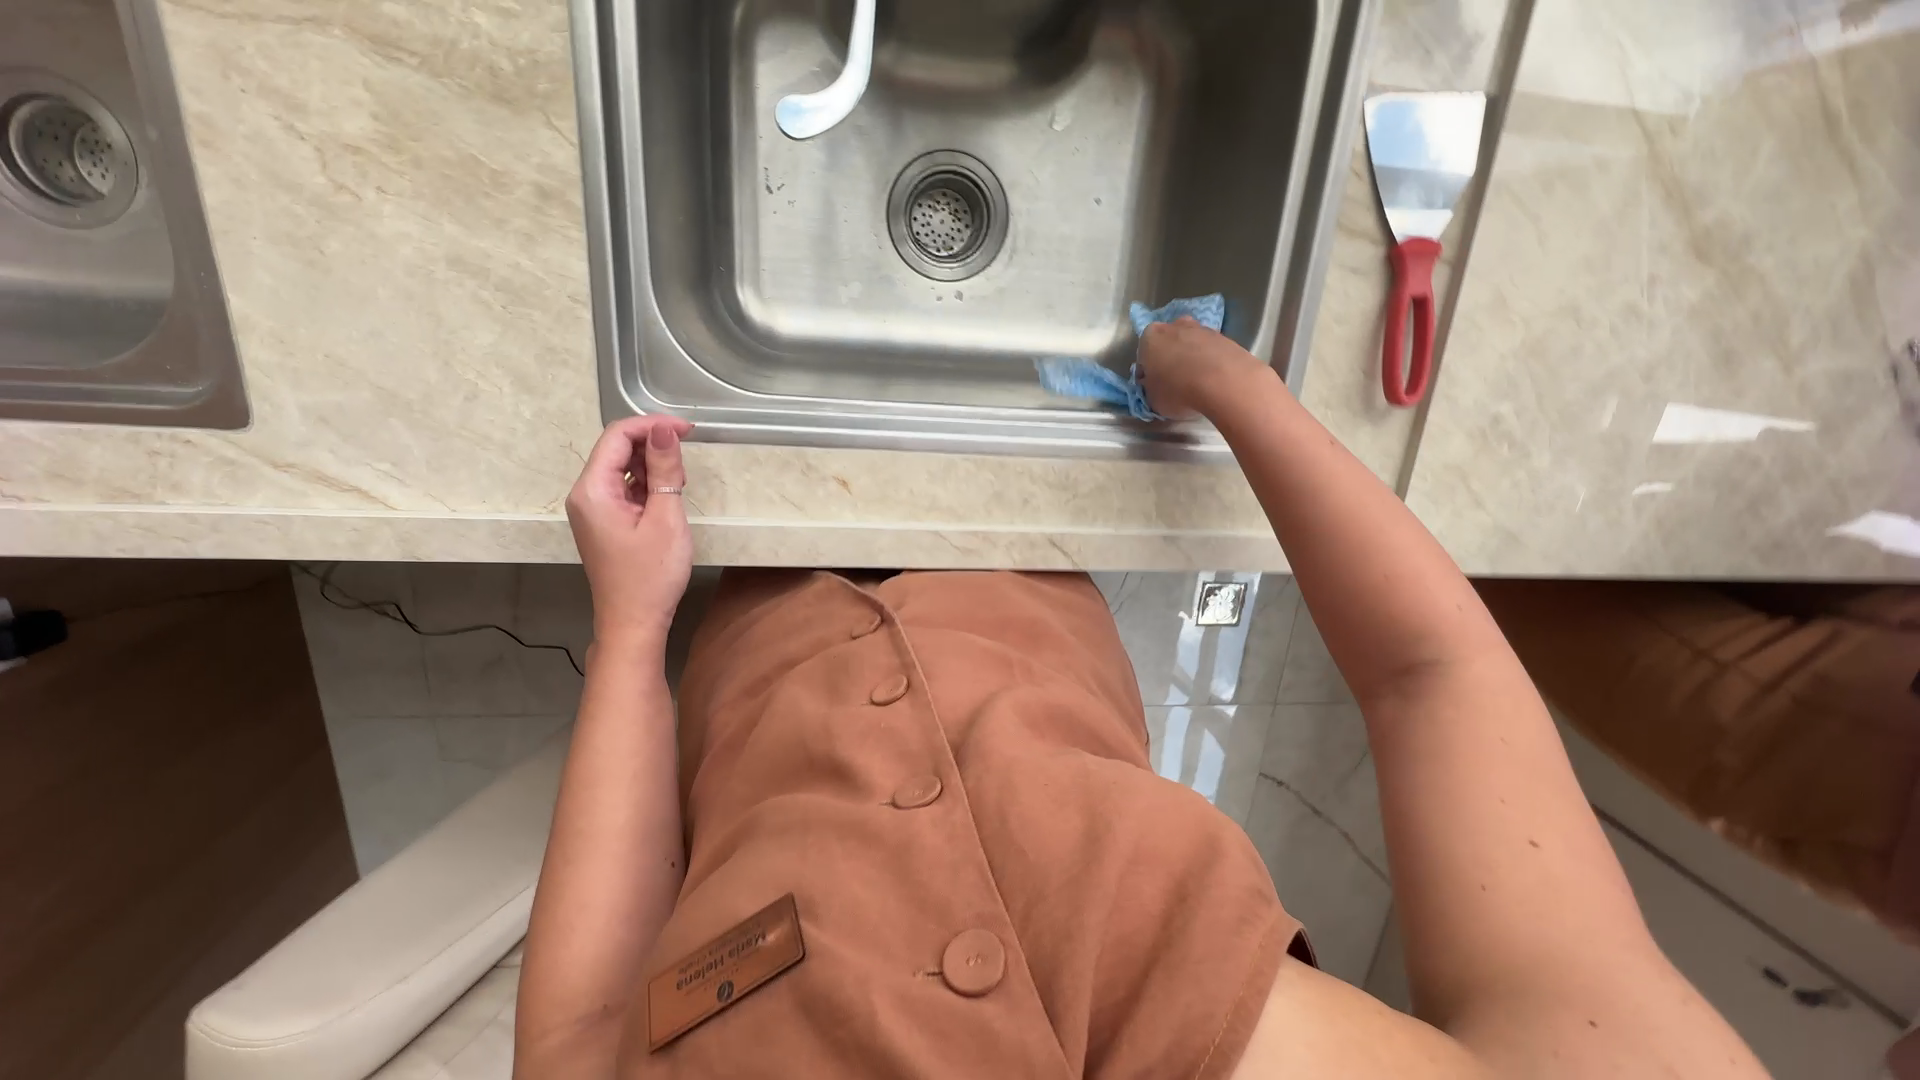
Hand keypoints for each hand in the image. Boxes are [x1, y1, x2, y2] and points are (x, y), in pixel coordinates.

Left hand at [566, 415, 694, 646]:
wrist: (634, 623)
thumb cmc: (651, 575)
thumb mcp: (665, 518)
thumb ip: (664, 470)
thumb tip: (665, 431)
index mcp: (593, 490)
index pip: (617, 436)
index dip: (652, 425)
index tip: (688, 430)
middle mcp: (585, 494)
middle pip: (616, 449)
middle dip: (652, 444)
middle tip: (687, 458)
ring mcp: (593, 509)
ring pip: (621, 468)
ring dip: (652, 465)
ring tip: (680, 482)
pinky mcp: (604, 521)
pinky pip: (623, 488)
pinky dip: (646, 484)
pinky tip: (667, 496)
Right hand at [1138, 317, 1278, 419]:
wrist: (1224, 382)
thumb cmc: (1178, 391)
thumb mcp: (1153, 400)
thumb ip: (1150, 389)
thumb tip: (1155, 385)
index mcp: (1150, 338)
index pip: (1144, 356)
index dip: (1148, 373)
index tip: (1155, 387)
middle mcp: (1174, 326)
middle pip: (1169, 343)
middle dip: (1170, 359)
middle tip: (1175, 382)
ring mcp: (1202, 329)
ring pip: (1191, 344)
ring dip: (1191, 358)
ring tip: (1197, 383)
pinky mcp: (1225, 337)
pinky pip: (1211, 350)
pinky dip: (1211, 362)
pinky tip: (1214, 380)